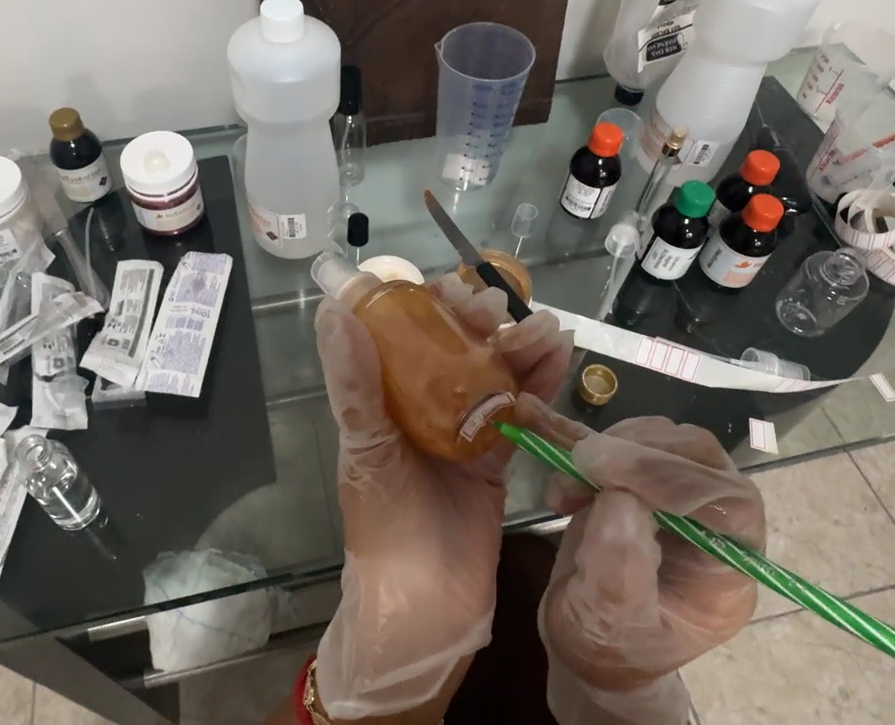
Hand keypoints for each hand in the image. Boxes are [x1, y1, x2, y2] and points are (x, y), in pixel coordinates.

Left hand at [313, 276, 571, 718]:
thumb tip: (334, 310)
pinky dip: (542, 380)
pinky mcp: (499, 454)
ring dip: (521, 342)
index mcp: (387, 393)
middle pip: (458, 343)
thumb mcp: (364, 447)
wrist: (423, 605)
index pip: (408, 331)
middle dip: (482, 318)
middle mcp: (426, 401)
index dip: (431, 303)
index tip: (452, 290)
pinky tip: (560, 355)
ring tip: (545, 329)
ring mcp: (466, 426)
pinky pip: (523, 407)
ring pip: (496, 369)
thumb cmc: (383, 522)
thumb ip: (354, 381)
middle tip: (498, 311)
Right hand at [518, 399, 766, 724]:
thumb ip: (619, 570)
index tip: (606, 472)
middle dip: (639, 451)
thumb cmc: (609, 646)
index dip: (673, 477)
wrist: (587, 639)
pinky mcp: (639, 473)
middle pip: (700, 456)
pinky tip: (547, 434)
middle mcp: (713, 521)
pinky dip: (583, 432)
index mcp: (727, 567)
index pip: (729, 503)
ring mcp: (678, 491)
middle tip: (582, 463)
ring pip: (663, 436)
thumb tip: (619, 499)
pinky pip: (622, 436)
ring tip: (567, 482)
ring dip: (610, 444)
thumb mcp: (609, 624)